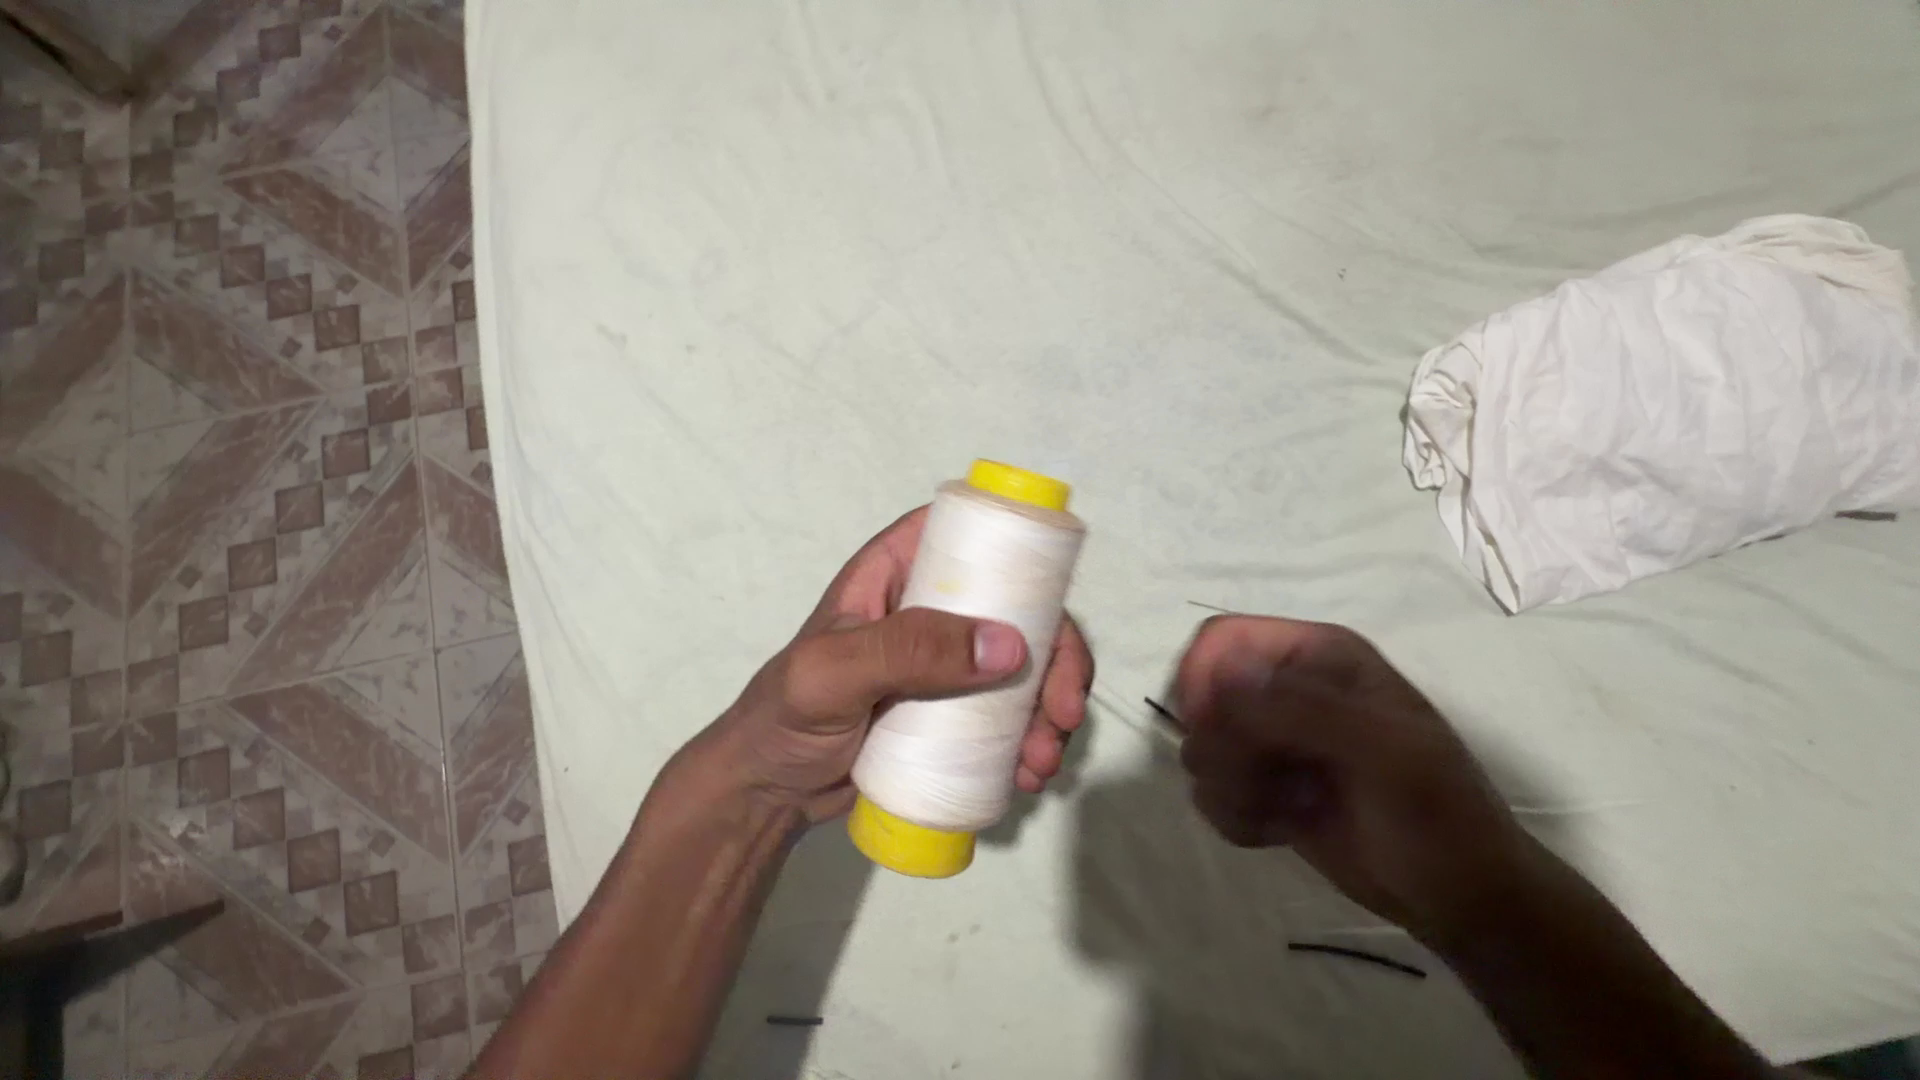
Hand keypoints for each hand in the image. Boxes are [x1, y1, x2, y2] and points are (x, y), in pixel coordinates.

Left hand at [699, 507, 1093, 822]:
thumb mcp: (834, 674)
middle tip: (1064, 714)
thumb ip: (909, 651)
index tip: (1057, 605)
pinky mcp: (953, 710)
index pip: (971, 536)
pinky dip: (1031, 739)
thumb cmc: (784, 717)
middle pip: (1018, 607)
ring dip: (1049, 709)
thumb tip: (1010, 645)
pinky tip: (1027, 774)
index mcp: (898, 571)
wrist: (769, 791)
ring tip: (1040, 763)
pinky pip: (1009, 713)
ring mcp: (946, 661)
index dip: (1023, 554)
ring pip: (1023, 665)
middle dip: (1057, 658)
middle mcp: (931, 607)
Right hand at [1172, 615, 1534, 938]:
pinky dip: (1237, 819)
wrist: (1462, 899)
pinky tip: (1280, 832)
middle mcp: (1287, 689)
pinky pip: (1210, 794)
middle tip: (1273, 782)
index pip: (1224, 639)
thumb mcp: (1387, 754)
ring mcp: (1272, 740)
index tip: (1214, 732)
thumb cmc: (1440, 816)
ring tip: (1290, 809)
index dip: (1205, 681)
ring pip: (1201, 750)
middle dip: (1226, 749)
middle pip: (1201, 699)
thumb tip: (1222, 678)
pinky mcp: (1261, 787)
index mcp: (1319, 656)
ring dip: (1234, 789)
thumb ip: (1304, 708)